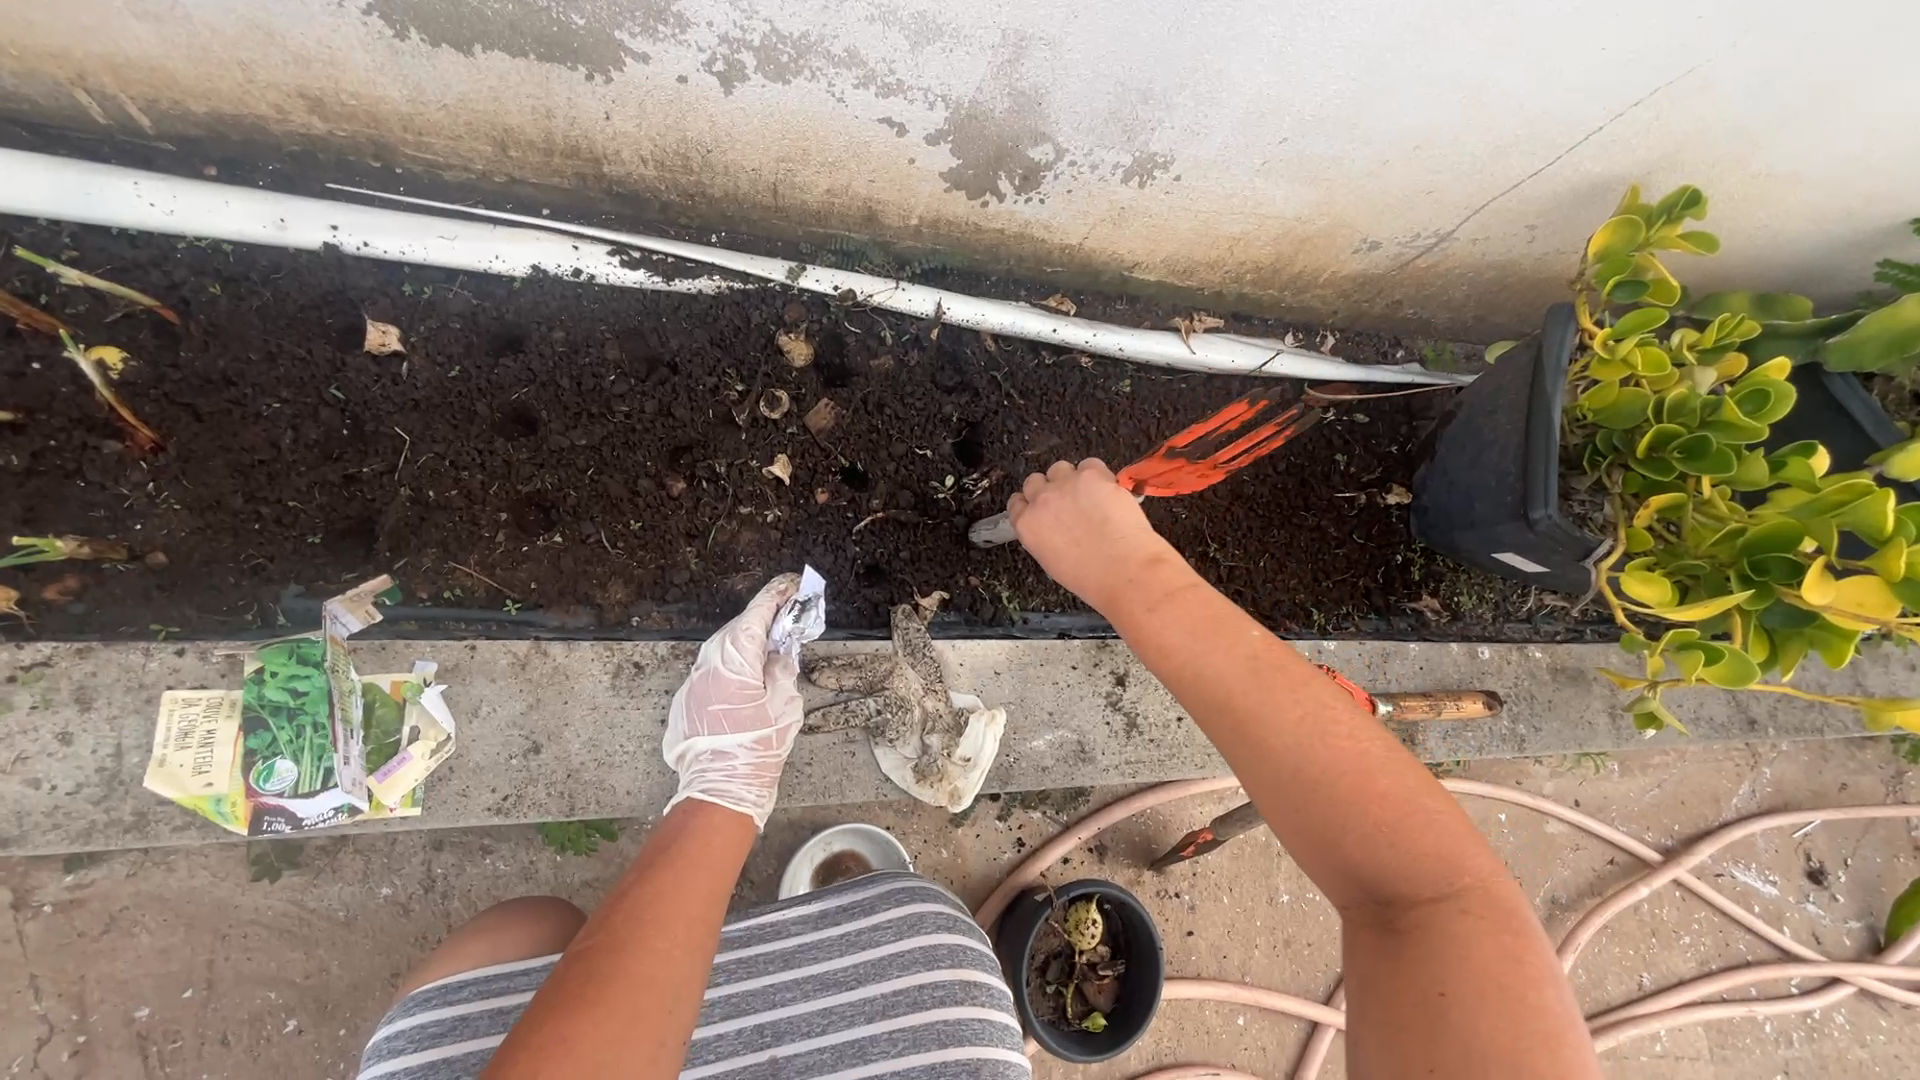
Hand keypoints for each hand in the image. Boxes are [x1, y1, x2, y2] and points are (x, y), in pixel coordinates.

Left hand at [662, 573, 804, 829]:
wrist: (719, 790)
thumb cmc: (757, 751)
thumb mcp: (785, 707)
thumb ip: (782, 671)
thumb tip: (778, 655)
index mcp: (736, 661)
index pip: (756, 615)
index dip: (776, 596)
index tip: (792, 584)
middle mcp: (709, 664)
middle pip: (737, 629)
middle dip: (762, 618)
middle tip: (787, 614)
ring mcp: (693, 682)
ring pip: (722, 650)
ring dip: (746, 643)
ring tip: (769, 645)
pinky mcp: (686, 700)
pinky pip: (712, 671)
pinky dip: (731, 666)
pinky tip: (746, 677)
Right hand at [1005, 459, 1190, 615]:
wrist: (1124, 569)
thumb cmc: (1092, 576)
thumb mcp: (1052, 561)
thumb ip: (1043, 536)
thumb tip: (1053, 527)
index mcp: (1027, 525)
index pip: (1016, 503)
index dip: (1029, 504)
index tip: (1039, 507)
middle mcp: (1042, 500)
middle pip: (1034, 481)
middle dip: (1047, 490)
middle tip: (1066, 502)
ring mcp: (1067, 484)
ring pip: (1059, 468)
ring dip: (1070, 478)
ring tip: (1087, 495)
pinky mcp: (1094, 475)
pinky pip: (1089, 464)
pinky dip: (1096, 474)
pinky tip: (1105, 491)